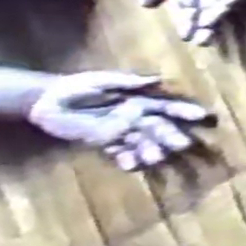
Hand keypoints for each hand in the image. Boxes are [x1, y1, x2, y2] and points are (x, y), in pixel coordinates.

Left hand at [27, 71, 210, 170]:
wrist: (44, 102)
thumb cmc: (76, 87)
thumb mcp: (100, 80)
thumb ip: (125, 81)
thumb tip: (156, 79)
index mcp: (140, 100)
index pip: (167, 107)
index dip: (184, 111)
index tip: (201, 115)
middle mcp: (136, 117)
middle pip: (158, 127)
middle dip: (171, 136)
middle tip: (182, 145)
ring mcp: (120, 131)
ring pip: (142, 142)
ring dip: (151, 150)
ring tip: (156, 159)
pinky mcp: (103, 143)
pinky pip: (118, 153)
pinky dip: (126, 159)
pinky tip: (131, 166)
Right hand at [142, 0, 245, 45]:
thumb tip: (147, 5)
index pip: (192, 12)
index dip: (191, 25)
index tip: (188, 37)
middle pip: (212, 10)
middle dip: (209, 25)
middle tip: (204, 39)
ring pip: (228, 1)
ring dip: (221, 13)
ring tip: (211, 24)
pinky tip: (226, 3)